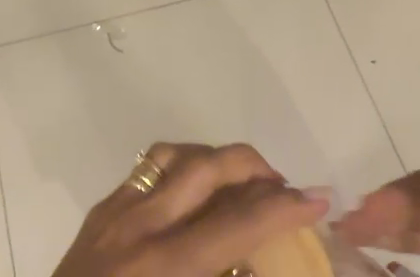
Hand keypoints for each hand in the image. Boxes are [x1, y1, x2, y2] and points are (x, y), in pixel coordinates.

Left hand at [51, 142, 330, 276]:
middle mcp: (143, 225)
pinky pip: (146, 169)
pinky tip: (195, 189)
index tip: (318, 198)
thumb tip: (257, 257)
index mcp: (171, 266)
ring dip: (215, 159)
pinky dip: (181, 167)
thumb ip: (229, 275)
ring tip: (242, 179)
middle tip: (282, 186)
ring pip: (174, 155)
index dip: (284, 207)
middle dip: (252, 166)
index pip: (239, 222)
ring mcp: (117, 210)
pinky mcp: (100, 210)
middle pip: (206, 168)